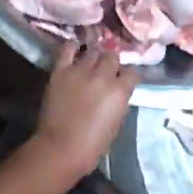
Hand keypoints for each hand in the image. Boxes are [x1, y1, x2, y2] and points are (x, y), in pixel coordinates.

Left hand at [29, 43, 138, 176]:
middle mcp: (102, 76)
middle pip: (111, 57)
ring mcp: (79, 70)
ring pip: (92, 51)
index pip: (132, 73)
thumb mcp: (116, 123)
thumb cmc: (93, 143)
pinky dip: (73, 47)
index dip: (128, 76)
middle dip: (112, 63)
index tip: (124, 80)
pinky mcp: (60, 70)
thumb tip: (117, 91)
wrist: (61, 146)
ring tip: (91, 63)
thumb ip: (119, 101)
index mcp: (119, 91)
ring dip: (94, 57)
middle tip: (106, 71)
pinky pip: (68, 49)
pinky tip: (76, 48)